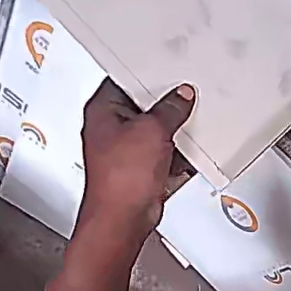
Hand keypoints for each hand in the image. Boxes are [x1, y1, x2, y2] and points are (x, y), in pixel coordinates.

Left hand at [76, 80, 196, 241]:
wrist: (123, 219)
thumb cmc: (121, 179)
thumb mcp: (153, 130)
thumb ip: (170, 108)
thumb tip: (181, 96)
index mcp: (102, 111)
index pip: (124, 79)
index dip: (145, 74)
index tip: (167, 71)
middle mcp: (109, 129)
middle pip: (141, 106)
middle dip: (164, 106)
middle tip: (183, 97)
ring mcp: (124, 150)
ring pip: (153, 131)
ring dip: (172, 131)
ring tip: (189, 124)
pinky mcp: (139, 169)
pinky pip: (162, 153)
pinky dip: (175, 153)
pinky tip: (189, 151)